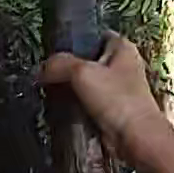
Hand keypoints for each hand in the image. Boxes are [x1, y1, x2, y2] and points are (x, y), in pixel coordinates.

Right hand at [39, 33, 171, 157]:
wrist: (134, 137)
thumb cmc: (115, 99)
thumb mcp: (82, 73)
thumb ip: (58, 65)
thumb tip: (40, 70)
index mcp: (122, 47)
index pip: (92, 35)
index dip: (72, 41)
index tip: (51, 52)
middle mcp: (121, 64)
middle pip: (84, 60)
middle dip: (64, 68)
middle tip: (45, 75)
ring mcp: (115, 87)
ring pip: (82, 81)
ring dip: (66, 87)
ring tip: (49, 92)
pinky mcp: (109, 107)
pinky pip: (84, 99)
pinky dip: (72, 103)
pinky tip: (60, 107)